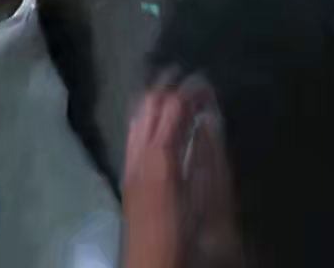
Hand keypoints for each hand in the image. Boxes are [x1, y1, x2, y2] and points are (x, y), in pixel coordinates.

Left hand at [121, 74, 191, 267]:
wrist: (148, 263)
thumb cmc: (181, 232)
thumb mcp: (201, 195)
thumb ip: (205, 154)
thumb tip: (207, 122)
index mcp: (162, 153)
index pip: (174, 104)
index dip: (191, 90)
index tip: (206, 87)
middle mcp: (141, 150)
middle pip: (151, 100)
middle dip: (170, 85)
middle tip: (190, 84)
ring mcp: (130, 158)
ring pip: (139, 110)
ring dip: (156, 97)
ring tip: (174, 91)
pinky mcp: (126, 169)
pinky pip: (133, 128)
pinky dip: (146, 114)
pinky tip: (157, 119)